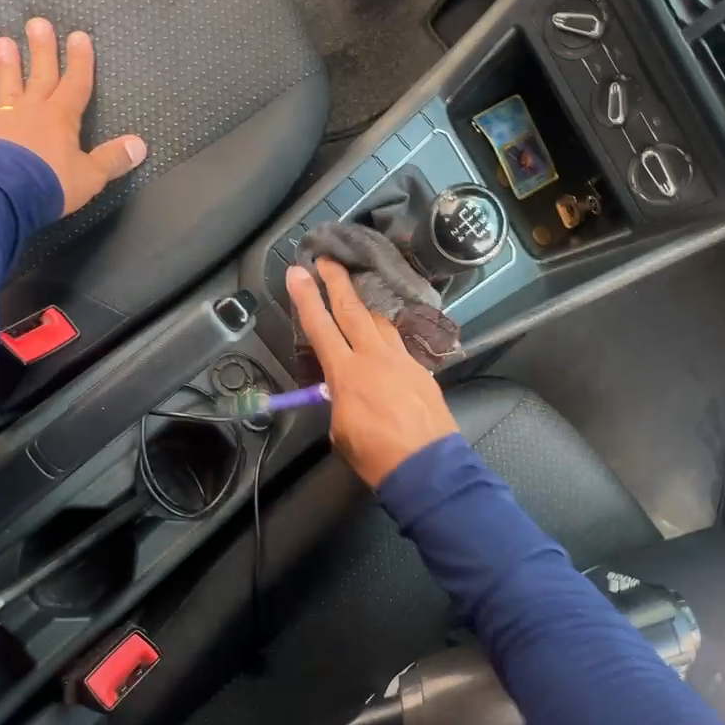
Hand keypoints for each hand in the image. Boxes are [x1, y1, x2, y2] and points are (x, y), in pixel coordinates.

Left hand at [0, 18, 147, 215]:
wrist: (2, 193)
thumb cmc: (52, 183)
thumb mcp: (91, 175)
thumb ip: (113, 159)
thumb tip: (140, 145)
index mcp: (61, 120)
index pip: (76, 85)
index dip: (80, 62)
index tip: (79, 36)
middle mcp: (31, 114)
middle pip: (40, 77)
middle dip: (41, 51)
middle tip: (37, 23)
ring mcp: (0, 124)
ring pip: (5, 90)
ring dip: (5, 67)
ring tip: (1, 42)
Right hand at [287, 260, 460, 487]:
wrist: (426, 465)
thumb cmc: (375, 455)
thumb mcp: (341, 431)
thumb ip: (339, 402)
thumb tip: (343, 392)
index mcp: (346, 373)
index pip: (320, 327)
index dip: (306, 298)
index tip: (298, 272)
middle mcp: (374, 357)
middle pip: (352, 310)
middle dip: (337, 282)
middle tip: (327, 260)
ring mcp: (402, 360)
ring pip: (380, 323)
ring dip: (365, 310)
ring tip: (355, 303)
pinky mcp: (421, 370)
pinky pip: (400, 344)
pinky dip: (387, 338)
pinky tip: (385, 343)